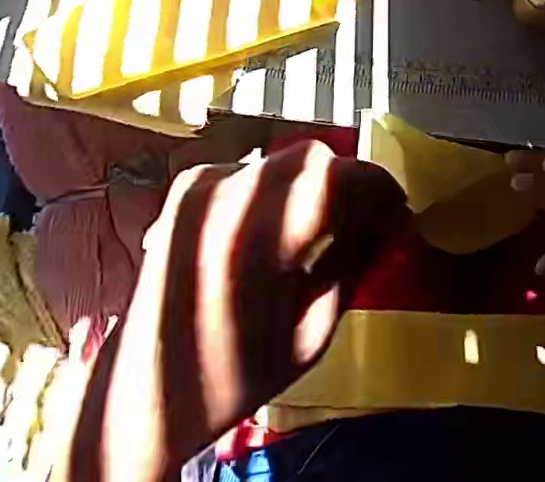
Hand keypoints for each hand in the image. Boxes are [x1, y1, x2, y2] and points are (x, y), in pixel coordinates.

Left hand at [70, 139, 408, 481]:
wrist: (146, 387)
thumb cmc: (232, 376)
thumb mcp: (312, 333)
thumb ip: (355, 260)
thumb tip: (392, 215)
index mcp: (252, 244)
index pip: (336, 177)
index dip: (378, 187)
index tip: (398, 211)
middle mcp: (221, 199)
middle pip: (313, 156)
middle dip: (348, 183)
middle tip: (367, 219)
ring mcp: (200, 185)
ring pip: (287, 158)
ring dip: (316, 184)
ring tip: (323, 229)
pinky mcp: (191, 183)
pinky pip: (259, 166)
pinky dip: (282, 188)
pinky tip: (280, 229)